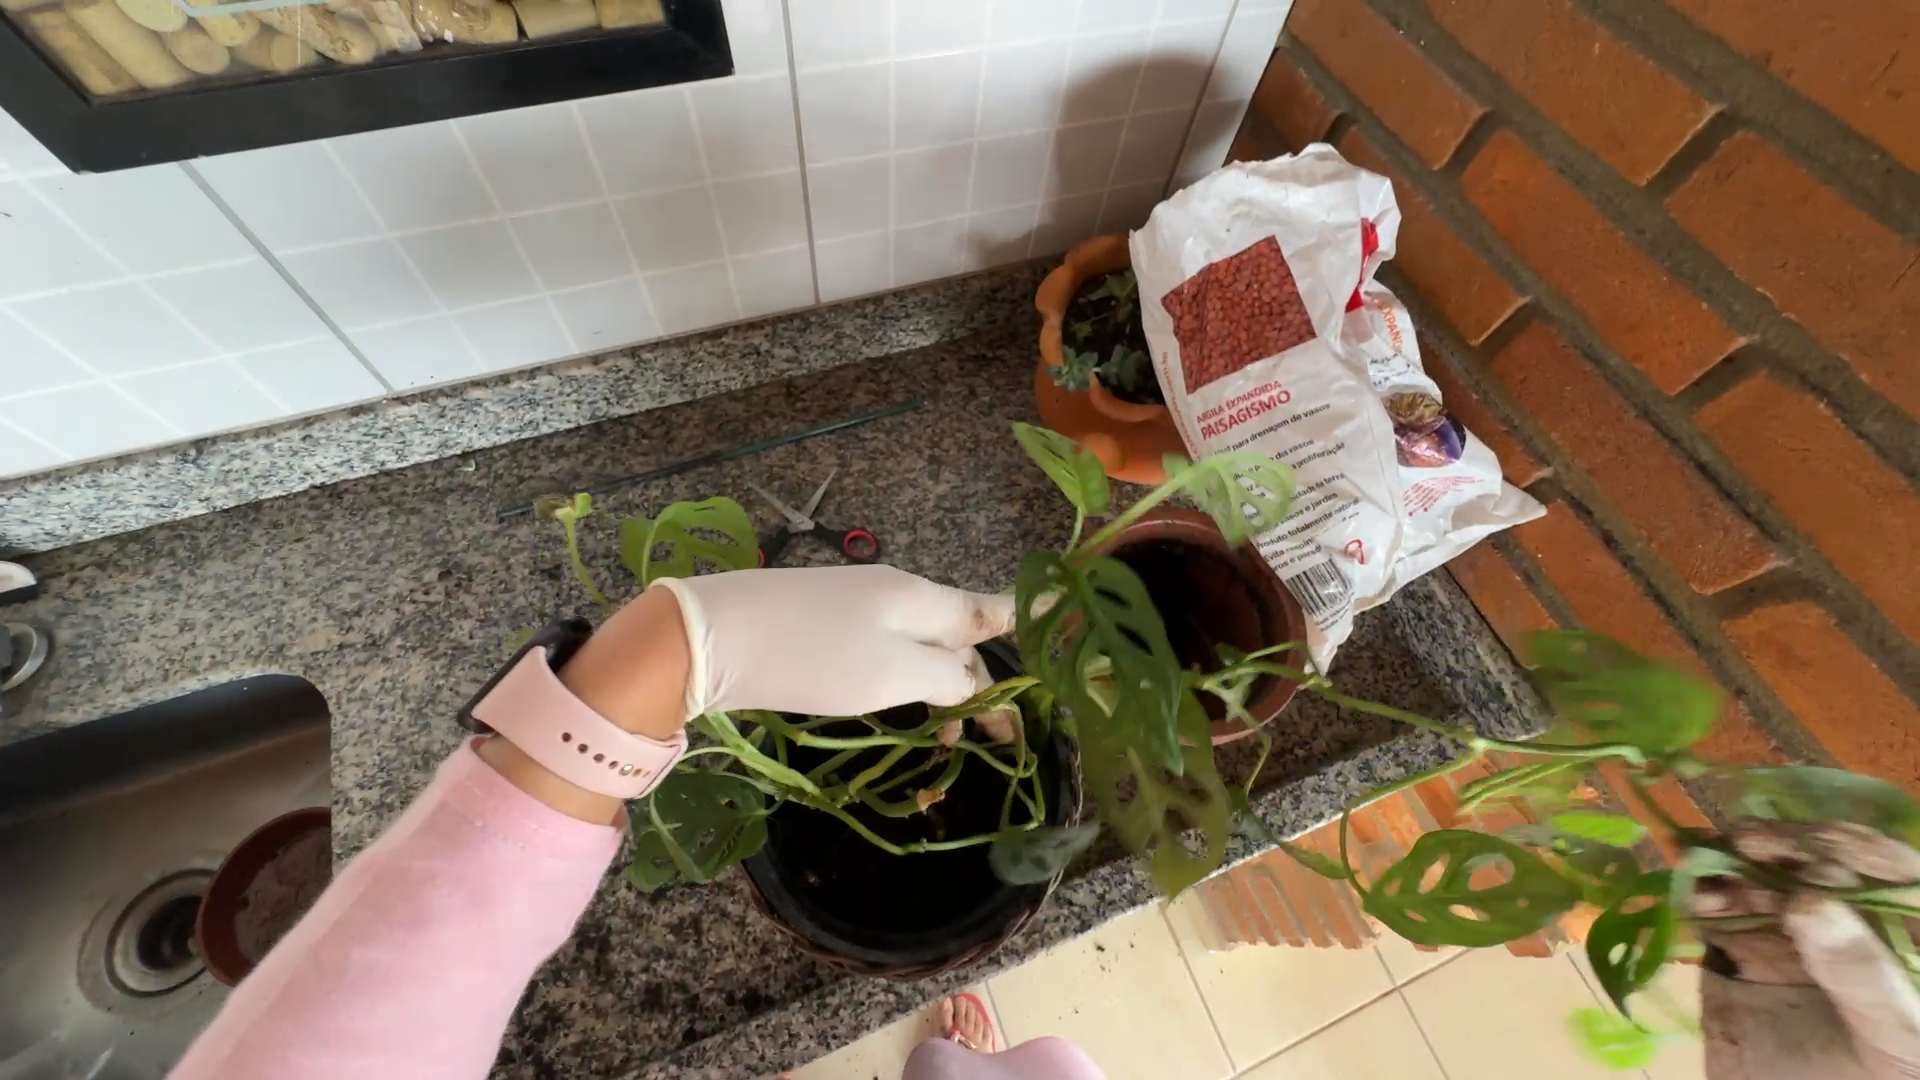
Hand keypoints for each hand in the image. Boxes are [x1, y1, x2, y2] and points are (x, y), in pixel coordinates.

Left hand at [479, 567, 1013, 823]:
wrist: (715, 635)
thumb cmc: (814, 656)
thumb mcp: (894, 672)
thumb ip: (948, 677)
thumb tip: (972, 683)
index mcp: (923, 598)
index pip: (992, 609)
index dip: (1029, 622)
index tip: (1062, 637)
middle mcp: (898, 592)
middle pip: (959, 633)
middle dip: (981, 680)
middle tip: (994, 735)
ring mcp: (860, 603)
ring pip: (921, 642)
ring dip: (941, 684)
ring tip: (945, 732)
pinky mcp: (827, 620)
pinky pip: (886, 646)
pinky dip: (905, 677)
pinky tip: (896, 700)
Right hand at [1695, 822, 1919, 1079]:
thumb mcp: (1899, 1040)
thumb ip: (1864, 976)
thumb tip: (1809, 901)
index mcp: (1910, 942)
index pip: (1900, 875)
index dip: (1860, 850)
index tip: (1815, 843)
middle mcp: (1851, 927)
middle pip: (1820, 864)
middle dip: (1783, 847)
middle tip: (1745, 841)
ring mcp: (1789, 932)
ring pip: (1760, 874)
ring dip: (1731, 864)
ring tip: (1709, 873)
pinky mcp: (1734, 941)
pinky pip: (1713, 901)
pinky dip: (1697, 888)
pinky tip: (1695, 898)